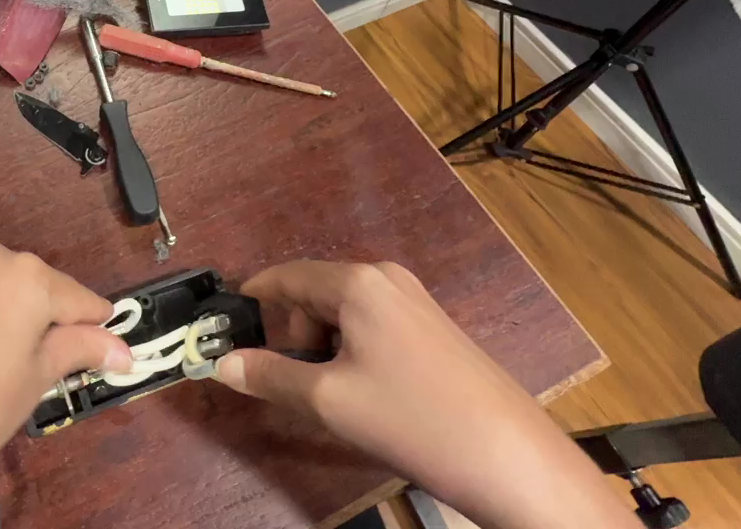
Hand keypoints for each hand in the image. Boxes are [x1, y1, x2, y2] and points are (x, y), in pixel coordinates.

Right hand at [216, 261, 634, 528]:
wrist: (518, 464)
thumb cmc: (414, 420)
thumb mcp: (330, 402)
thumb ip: (270, 377)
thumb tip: (222, 365)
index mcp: (357, 282)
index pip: (287, 275)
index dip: (255, 294)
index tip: (230, 316)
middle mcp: (385, 277)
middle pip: (315, 293)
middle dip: (297, 332)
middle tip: (300, 380)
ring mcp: (416, 300)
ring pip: (345, 311)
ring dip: (326, 344)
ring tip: (340, 394)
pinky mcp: (436, 326)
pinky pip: (374, 323)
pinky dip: (355, 348)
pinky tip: (372, 391)